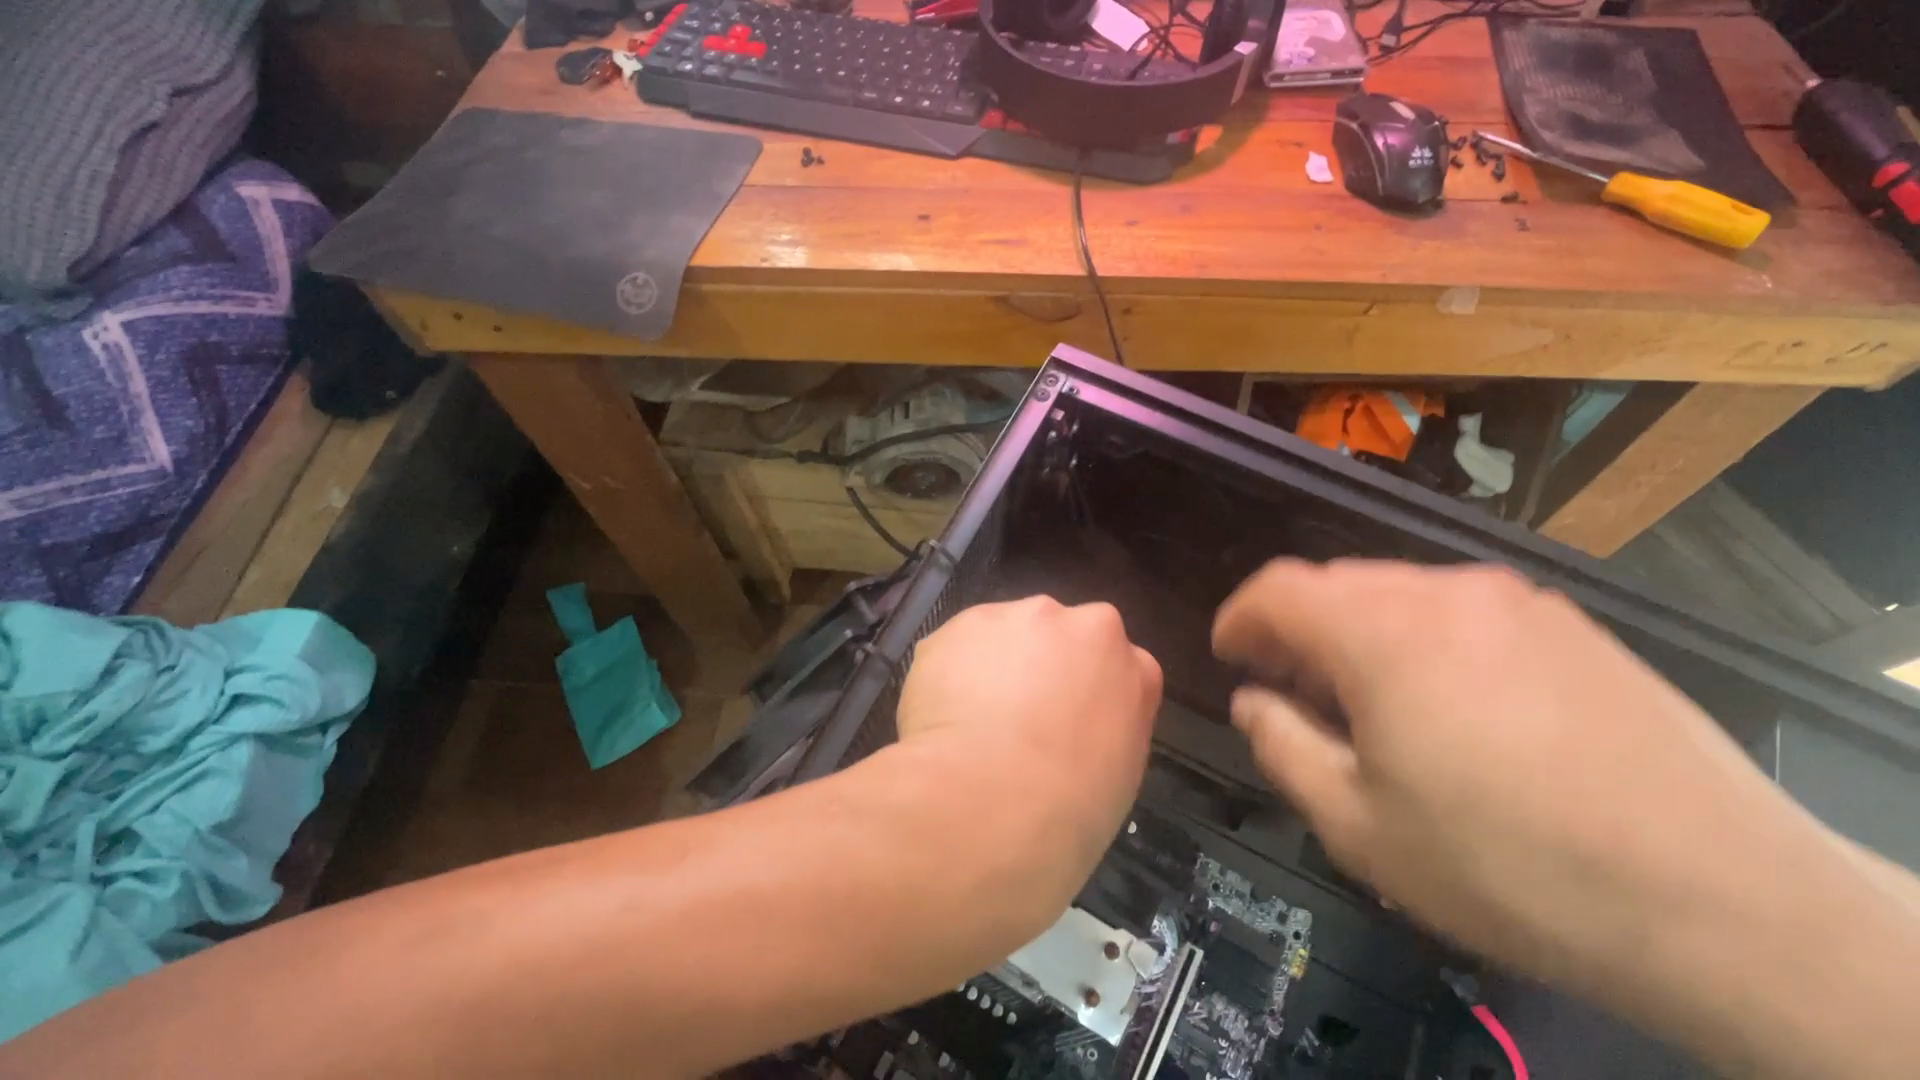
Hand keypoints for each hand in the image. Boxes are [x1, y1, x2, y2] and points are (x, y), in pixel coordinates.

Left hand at [895, 597, 1162, 908]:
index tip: (1067, 725)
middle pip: (1058, 635)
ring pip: (1001, 635)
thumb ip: (1108, 726)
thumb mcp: (1120, 772)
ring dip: (992, 665)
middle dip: (1040, 666)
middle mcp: (1075, 624)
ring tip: (972, 724)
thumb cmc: (1070, 806)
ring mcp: (1011, 619)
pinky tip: (942, 721)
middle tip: (1018, 722)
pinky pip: (953, 650)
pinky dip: (948, 676)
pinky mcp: (953, 628)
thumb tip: (1078, 724)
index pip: (1116, 666)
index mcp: (1132, 666)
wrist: (991, 799)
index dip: (1086, 694)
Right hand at [1211, 559, 1813, 989]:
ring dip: (1364, 636)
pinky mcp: (1576, 628)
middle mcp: (1446, 593)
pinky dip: (1428, 642)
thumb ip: (1281, 746)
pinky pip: (1468, 615)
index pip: (1278, 588)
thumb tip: (1254, 702)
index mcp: (1380, 631)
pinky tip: (1453, 709)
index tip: (1229, 658)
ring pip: (1405, 596)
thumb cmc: (1502, 864)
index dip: (1239, 619)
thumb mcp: (1357, 824)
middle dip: (1300, 631)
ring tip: (1371, 707)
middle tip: (1294, 694)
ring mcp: (1521, 603)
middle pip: (1340, 584)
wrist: (1716, 898)